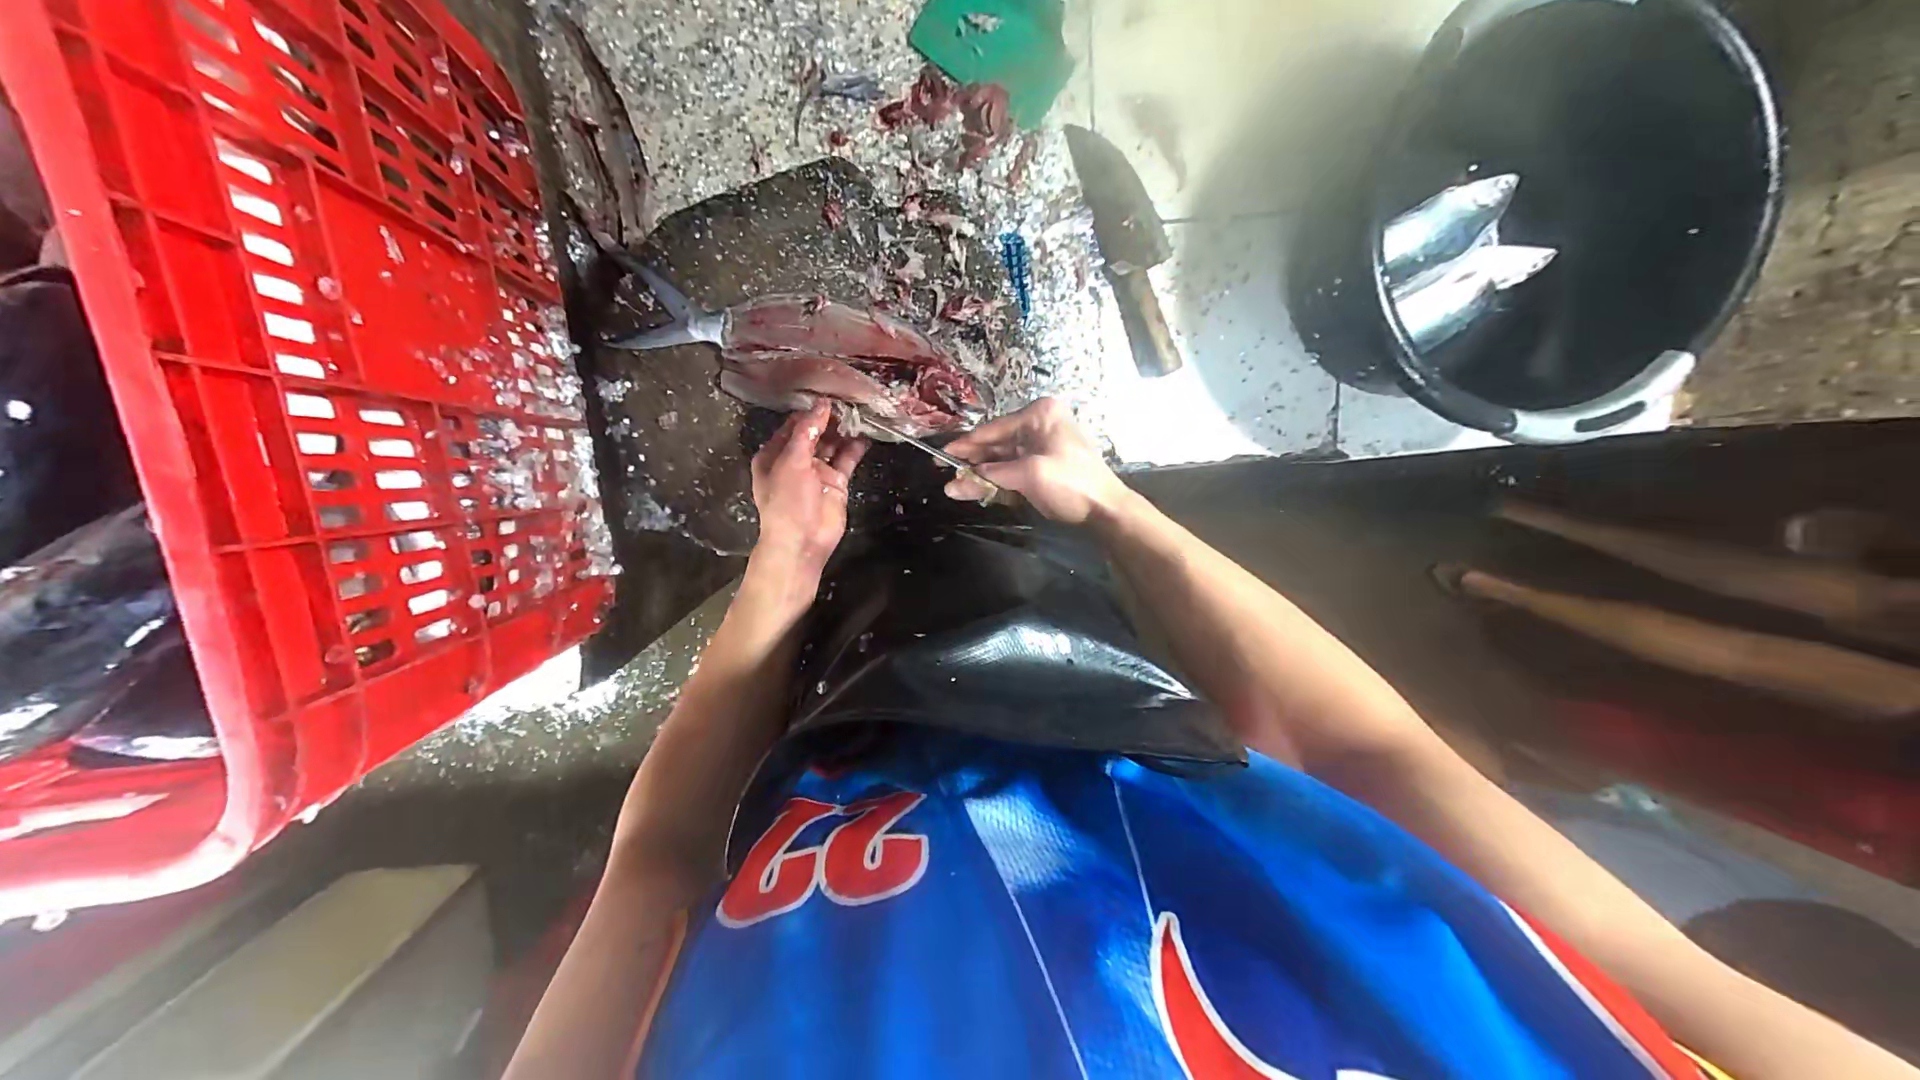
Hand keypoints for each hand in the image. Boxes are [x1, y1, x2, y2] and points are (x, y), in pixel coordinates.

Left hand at [751, 401, 868, 575]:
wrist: (802, 541)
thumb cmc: (787, 500)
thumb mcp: (791, 461)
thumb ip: (806, 431)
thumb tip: (822, 405)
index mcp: (775, 454)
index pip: (793, 425)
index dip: (810, 411)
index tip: (829, 394)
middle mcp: (796, 461)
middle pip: (814, 433)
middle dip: (830, 419)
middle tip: (849, 400)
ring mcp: (817, 472)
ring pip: (832, 445)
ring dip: (843, 431)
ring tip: (860, 413)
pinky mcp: (836, 483)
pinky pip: (846, 461)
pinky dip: (855, 448)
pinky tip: (865, 435)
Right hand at [943, 397, 1131, 525]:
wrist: (1105, 510)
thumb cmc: (1071, 483)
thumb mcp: (1029, 474)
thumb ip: (993, 474)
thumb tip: (960, 479)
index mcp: (1039, 415)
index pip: (994, 428)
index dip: (966, 443)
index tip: (942, 452)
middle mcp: (1038, 426)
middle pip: (995, 444)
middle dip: (971, 461)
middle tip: (943, 470)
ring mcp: (1041, 447)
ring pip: (1001, 460)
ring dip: (979, 475)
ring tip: (953, 487)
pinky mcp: (1041, 468)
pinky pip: (1011, 472)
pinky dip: (994, 482)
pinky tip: (973, 490)